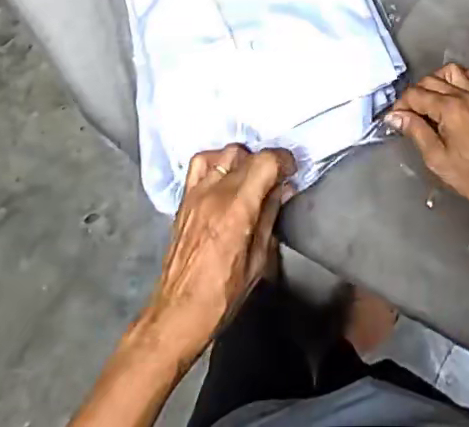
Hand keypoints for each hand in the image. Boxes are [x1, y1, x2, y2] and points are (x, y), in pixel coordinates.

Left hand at [137, 144, 295, 360]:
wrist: (176, 316)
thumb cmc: (223, 294)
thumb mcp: (259, 258)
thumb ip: (271, 215)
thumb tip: (283, 189)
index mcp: (237, 210)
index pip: (266, 160)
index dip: (285, 161)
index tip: (292, 173)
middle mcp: (214, 196)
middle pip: (248, 154)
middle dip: (269, 162)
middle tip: (277, 179)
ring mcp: (195, 196)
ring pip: (226, 153)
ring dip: (244, 159)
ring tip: (252, 177)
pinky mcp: (183, 202)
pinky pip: (201, 164)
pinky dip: (217, 162)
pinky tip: (226, 176)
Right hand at [388, 63, 468, 223]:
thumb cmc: (468, 175)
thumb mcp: (435, 157)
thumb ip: (415, 131)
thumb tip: (395, 116)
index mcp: (449, 108)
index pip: (416, 94)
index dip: (400, 105)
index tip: (393, 120)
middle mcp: (464, 95)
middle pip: (431, 80)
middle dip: (414, 94)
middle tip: (406, 115)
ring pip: (452, 71)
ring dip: (436, 80)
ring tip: (427, 101)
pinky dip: (462, 77)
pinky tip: (454, 91)